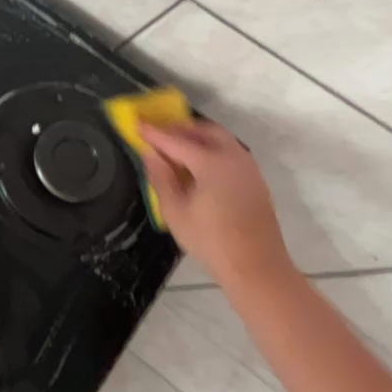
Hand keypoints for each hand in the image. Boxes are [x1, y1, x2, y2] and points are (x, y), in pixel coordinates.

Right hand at [138, 120, 295, 289]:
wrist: (256, 267)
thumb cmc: (210, 240)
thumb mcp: (175, 211)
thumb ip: (161, 177)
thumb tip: (150, 154)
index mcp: (212, 164)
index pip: (176, 141)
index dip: (153, 133)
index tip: (135, 124)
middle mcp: (233, 159)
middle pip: (205, 131)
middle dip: (180, 128)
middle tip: (158, 134)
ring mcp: (248, 169)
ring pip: (222, 140)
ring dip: (198, 137)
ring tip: (175, 148)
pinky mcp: (255, 181)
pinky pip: (230, 153)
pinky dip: (212, 149)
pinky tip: (198, 165)